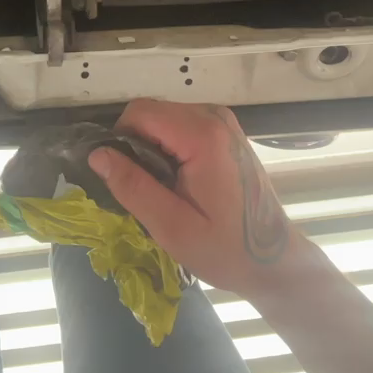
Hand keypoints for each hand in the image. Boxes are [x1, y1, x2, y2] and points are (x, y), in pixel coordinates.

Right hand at [89, 99, 306, 300]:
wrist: (275, 260)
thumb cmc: (226, 249)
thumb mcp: (172, 227)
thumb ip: (133, 187)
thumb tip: (97, 154)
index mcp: (203, 135)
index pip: (140, 113)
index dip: (121, 140)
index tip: (126, 177)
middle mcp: (214, 117)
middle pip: (152, 112)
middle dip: (137, 145)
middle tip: (148, 189)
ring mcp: (222, 121)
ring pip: (164, 117)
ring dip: (153, 147)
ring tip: (165, 189)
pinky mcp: (225, 130)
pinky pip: (181, 125)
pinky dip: (170, 146)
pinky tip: (180, 181)